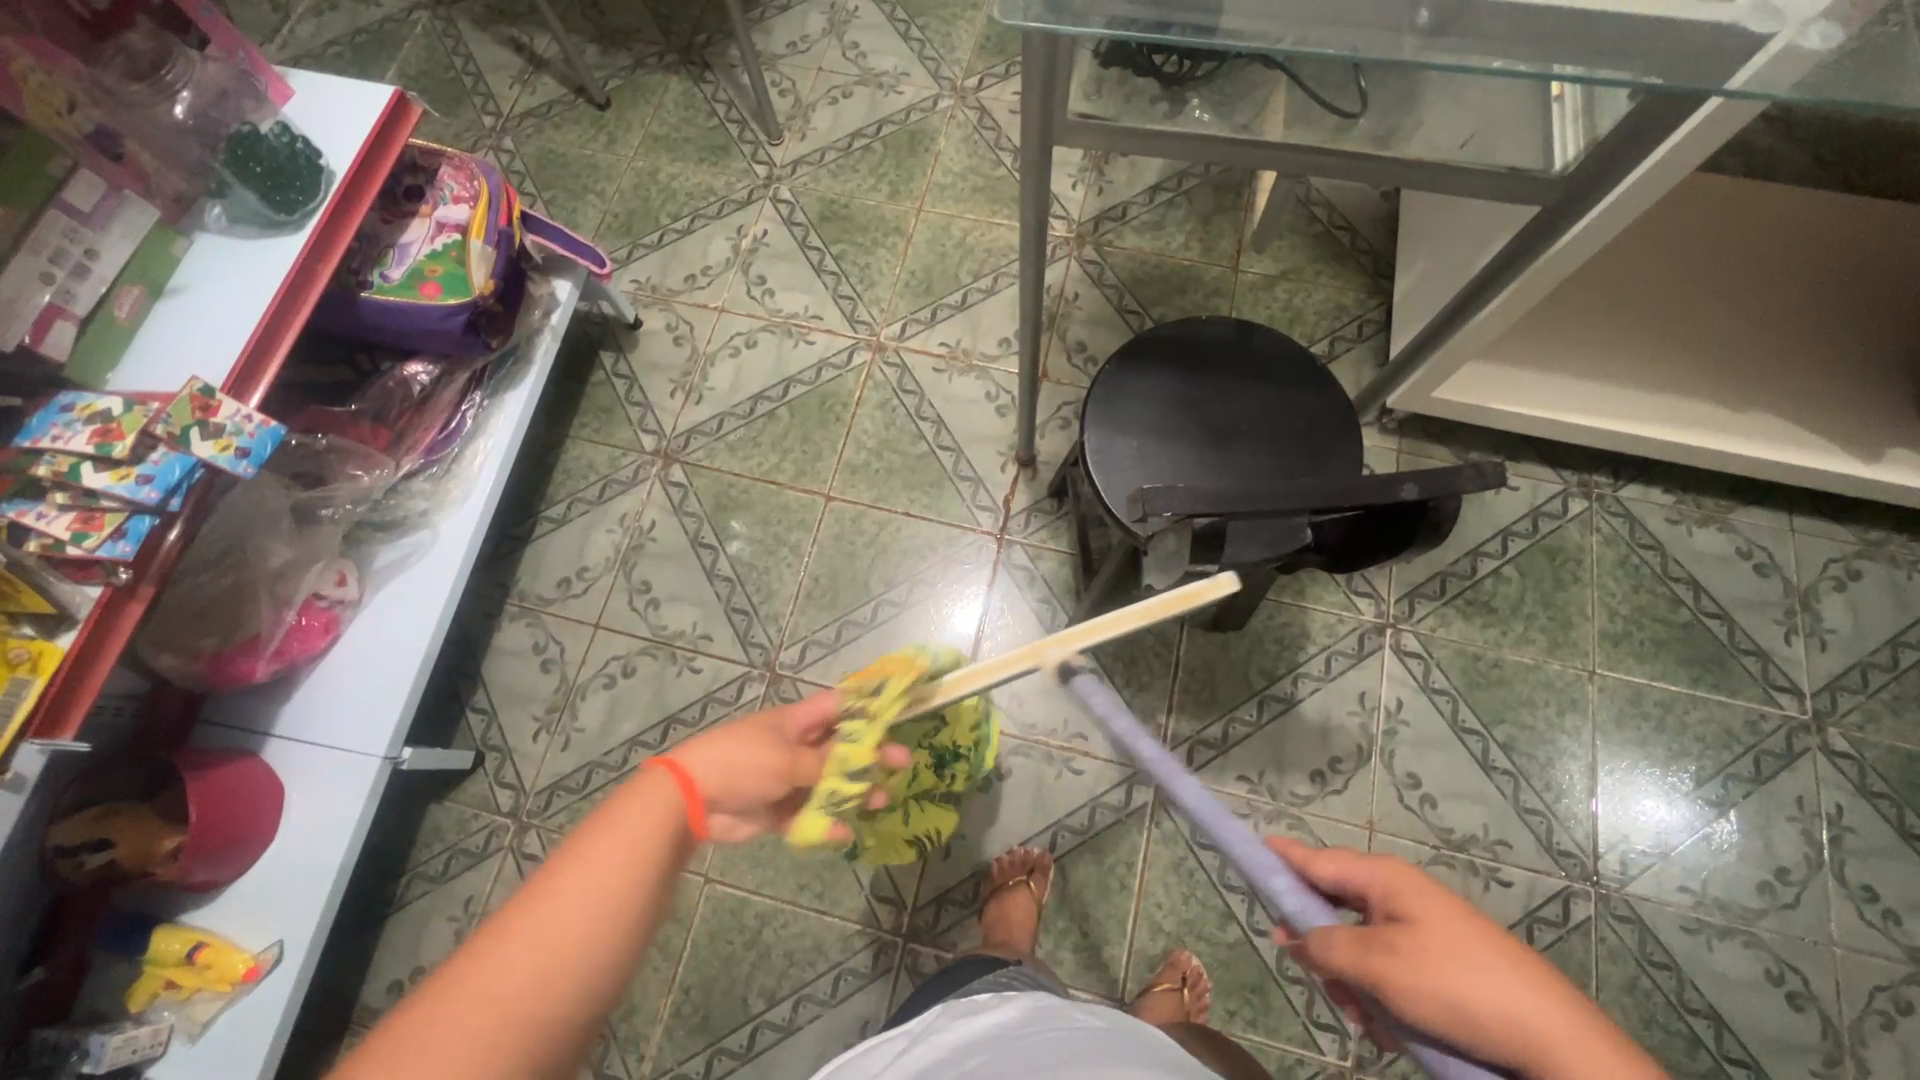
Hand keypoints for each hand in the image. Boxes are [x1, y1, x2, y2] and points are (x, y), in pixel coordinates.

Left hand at [665, 692, 909, 844]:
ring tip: (879, 802)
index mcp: (797, 722)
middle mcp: (796, 747)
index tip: (897, 714)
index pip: (839, 707)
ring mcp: (787, 778)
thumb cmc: (742, 763)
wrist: (692, 799)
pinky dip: (825, 822)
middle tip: (901, 764)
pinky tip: (841, 832)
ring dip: (854, 792)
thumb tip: (861, 761)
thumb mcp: (789, 759)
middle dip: (870, 756)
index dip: (867, 708)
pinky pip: (809, 814)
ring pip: (830, 783)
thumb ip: (827, 763)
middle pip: (842, 748)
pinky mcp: (777, 809)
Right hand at [1265, 837, 1663, 1079]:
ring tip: (1372, 1020)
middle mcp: (1397, 897)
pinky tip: (1395, 1031)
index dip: (1276, 857)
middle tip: (1328, 985)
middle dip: (1321, 951)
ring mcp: (1419, 932)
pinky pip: (1385, 974)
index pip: (1312, 858)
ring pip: (1355, 950)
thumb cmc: (1456, 985)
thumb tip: (1291, 938)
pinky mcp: (1437, 968)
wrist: (1552, 1039)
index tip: (1243, 852)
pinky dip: (1380, 1000)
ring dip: (1352, 986)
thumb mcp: (1377, 965)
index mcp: (1382, 879)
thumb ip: (1322, 946)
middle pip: (1330, 910)